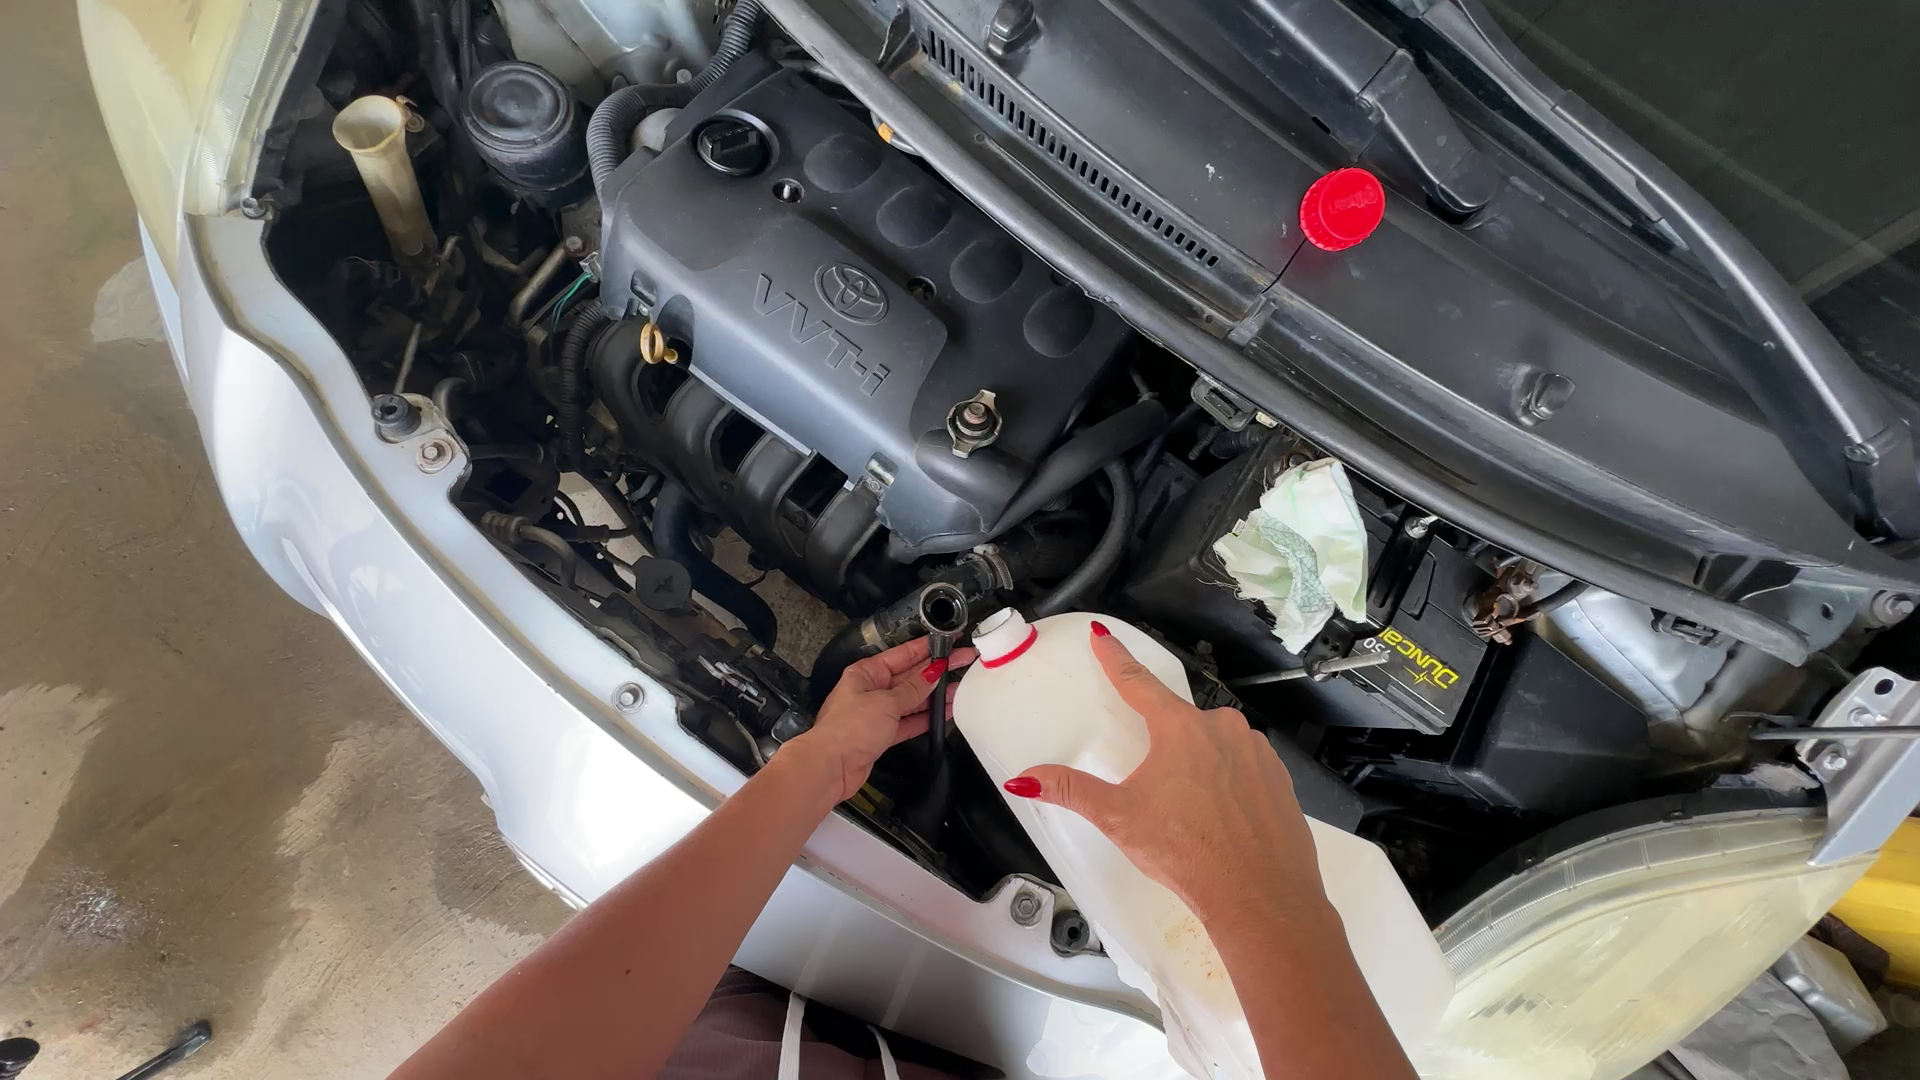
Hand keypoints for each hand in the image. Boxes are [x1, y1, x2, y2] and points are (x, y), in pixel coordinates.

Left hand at [785, 636, 976, 805]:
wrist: (830, 767)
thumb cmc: (847, 729)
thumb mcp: (886, 702)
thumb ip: (913, 689)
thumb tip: (933, 672)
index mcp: (866, 672)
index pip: (903, 654)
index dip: (927, 647)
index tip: (948, 641)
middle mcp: (871, 689)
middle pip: (910, 675)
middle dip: (936, 670)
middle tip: (962, 662)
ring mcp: (876, 712)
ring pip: (912, 699)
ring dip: (935, 695)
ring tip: (960, 688)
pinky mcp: (881, 734)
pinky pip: (909, 720)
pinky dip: (926, 717)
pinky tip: (945, 712)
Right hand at [1007, 624, 1325, 924]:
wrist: (1263, 899)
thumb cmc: (1186, 852)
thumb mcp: (1119, 818)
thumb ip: (1071, 790)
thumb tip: (1024, 778)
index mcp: (1179, 728)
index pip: (1137, 682)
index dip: (1115, 658)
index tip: (1102, 635)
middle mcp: (1221, 728)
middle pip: (1178, 720)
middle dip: (1163, 741)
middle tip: (1155, 781)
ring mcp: (1257, 752)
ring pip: (1214, 743)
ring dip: (1198, 762)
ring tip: (1189, 808)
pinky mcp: (1280, 779)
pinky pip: (1244, 766)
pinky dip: (1229, 781)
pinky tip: (1222, 815)